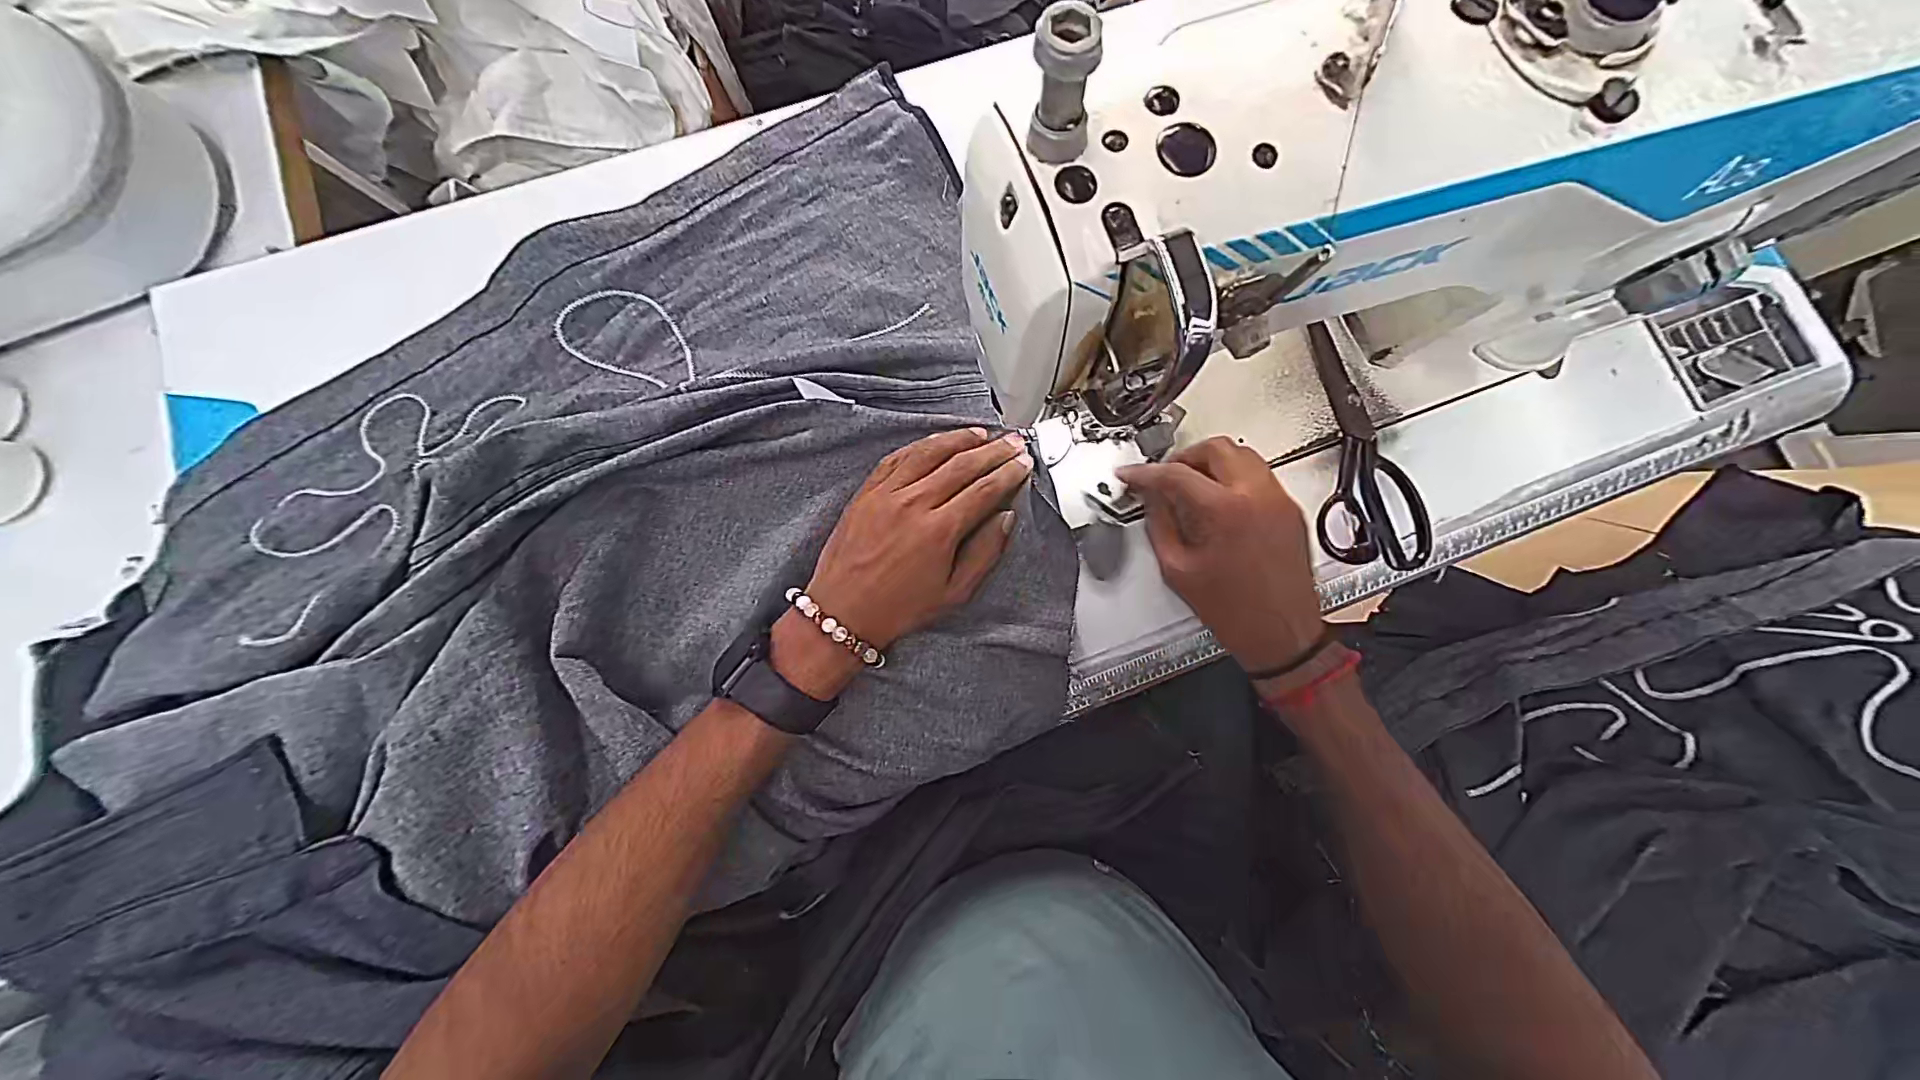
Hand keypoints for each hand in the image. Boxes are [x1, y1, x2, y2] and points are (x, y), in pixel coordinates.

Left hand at [773, 428, 1030, 697]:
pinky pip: (898, 457)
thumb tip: (1006, 519)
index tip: (1022, 464)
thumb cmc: (897, 607)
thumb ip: (985, 553)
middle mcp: (912, 504)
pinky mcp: (867, 492)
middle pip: (962, 464)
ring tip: (981, 433)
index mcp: (938, 531)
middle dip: (993, 450)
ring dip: (959, 439)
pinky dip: (922, 444)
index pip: (984, 489)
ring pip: (930, 452)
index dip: (1008, 473)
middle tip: (1011, 443)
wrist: (843, 611)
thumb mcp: (954, 593)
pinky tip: (936, 440)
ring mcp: (887, 494)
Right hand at [1117, 436, 1324, 672]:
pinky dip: (1233, 478)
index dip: (1145, 472)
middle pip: (1215, 448)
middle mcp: (1258, 497)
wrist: (1282, 632)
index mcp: (1226, 511)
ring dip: (1211, 464)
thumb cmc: (1238, 612)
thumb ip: (1160, 524)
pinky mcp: (1290, 509)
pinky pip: (1258, 475)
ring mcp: (1279, 500)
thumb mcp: (1178, 568)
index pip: (1176, 474)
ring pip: (1242, 454)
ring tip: (1190, 486)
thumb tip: (1152, 500)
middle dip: (1183, 458)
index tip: (1131, 475)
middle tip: (1163, 476)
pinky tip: (1217, 501)